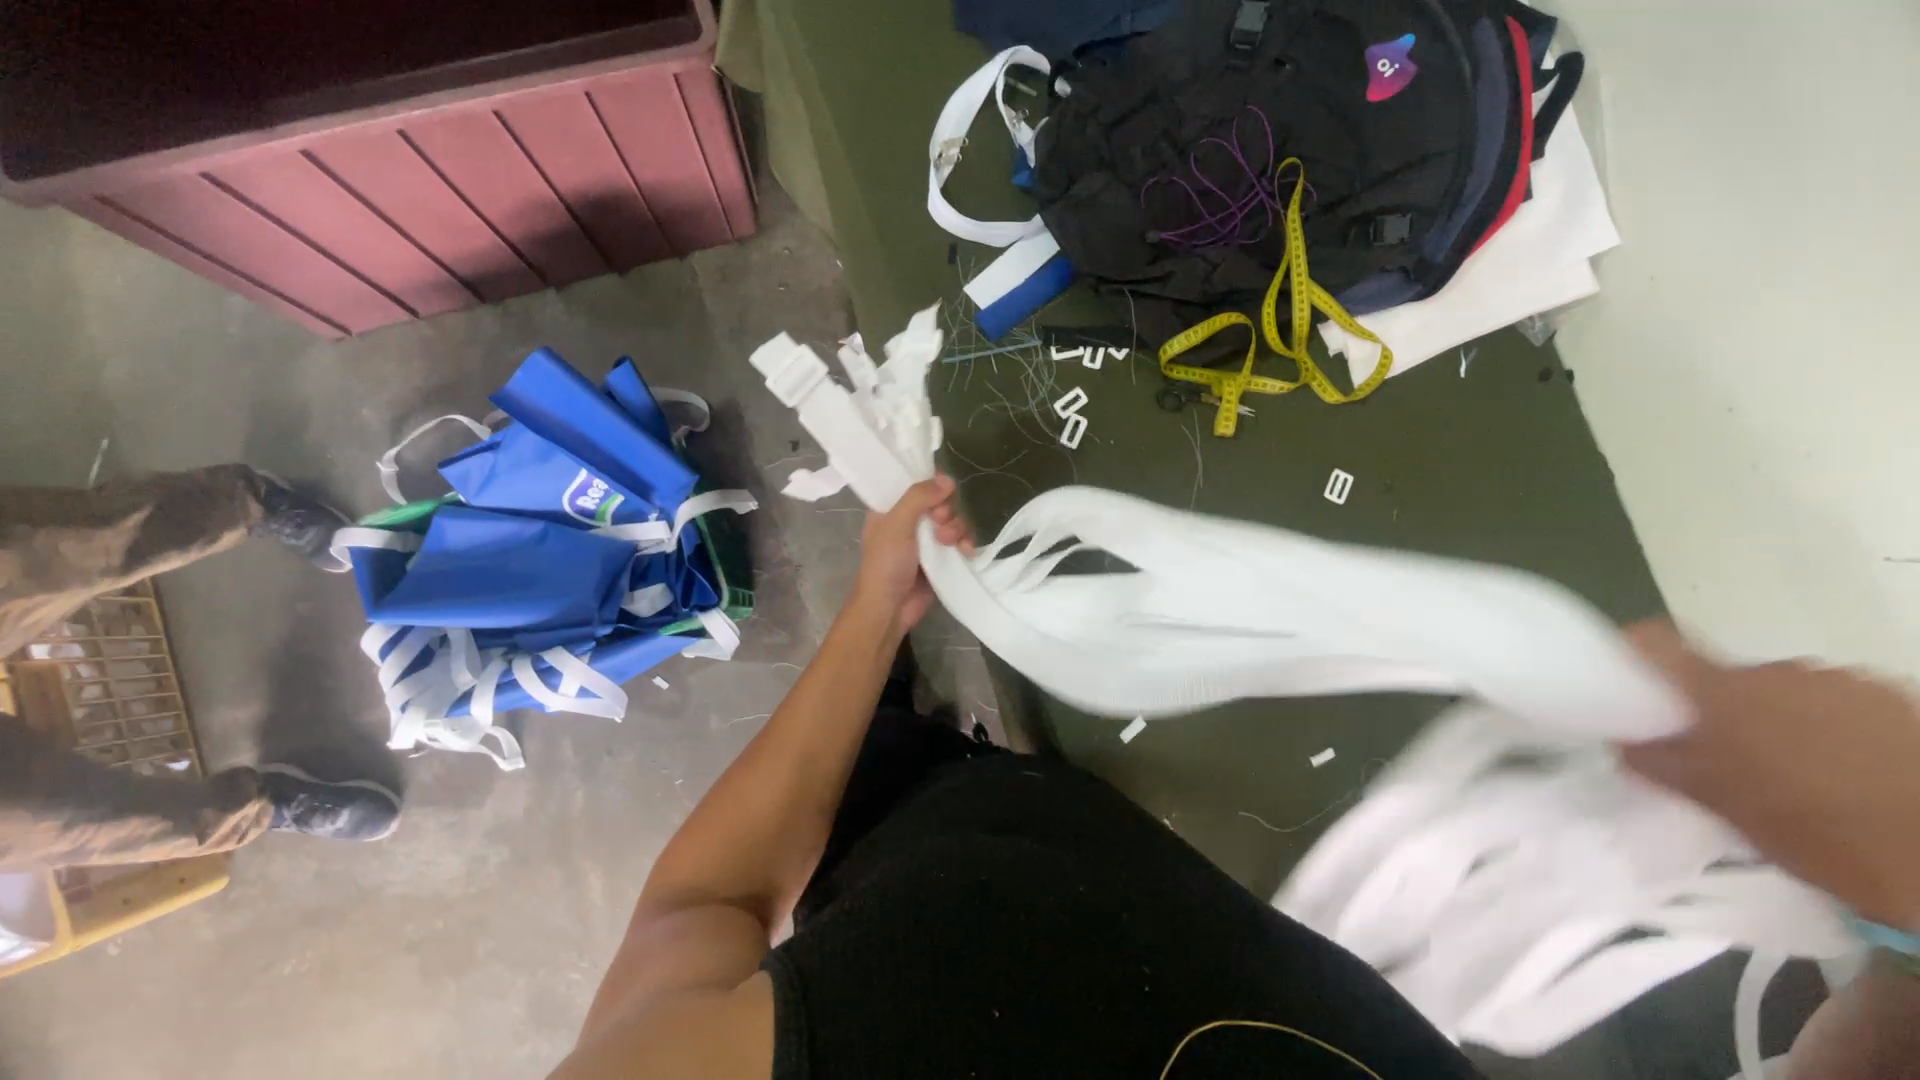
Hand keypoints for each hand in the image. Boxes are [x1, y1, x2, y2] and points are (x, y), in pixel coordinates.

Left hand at [851, 474, 973, 632]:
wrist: (889, 609)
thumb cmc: (885, 564)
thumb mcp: (896, 524)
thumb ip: (919, 497)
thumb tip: (948, 478)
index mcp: (891, 509)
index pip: (915, 484)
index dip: (932, 484)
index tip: (942, 491)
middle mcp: (910, 521)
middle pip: (941, 501)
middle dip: (947, 510)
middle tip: (941, 522)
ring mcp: (927, 541)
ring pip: (954, 521)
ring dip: (958, 528)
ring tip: (951, 543)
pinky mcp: (942, 559)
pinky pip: (961, 542)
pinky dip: (966, 544)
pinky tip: (967, 552)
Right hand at [1619, 620, 1919, 929]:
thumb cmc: (1821, 833)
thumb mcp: (1724, 810)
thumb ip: (1664, 766)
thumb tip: (1626, 742)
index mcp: (1722, 693)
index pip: (1656, 641)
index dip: (1633, 648)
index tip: (1624, 674)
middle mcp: (1776, 672)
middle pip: (1725, 676)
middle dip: (1720, 709)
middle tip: (1726, 758)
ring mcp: (1842, 681)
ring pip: (1785, 691)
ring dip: (1779, 719)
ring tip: (1800, 772)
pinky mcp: (1896, 698)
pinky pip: (1838, 701)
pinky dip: (1831, 726)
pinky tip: (1851, 771)